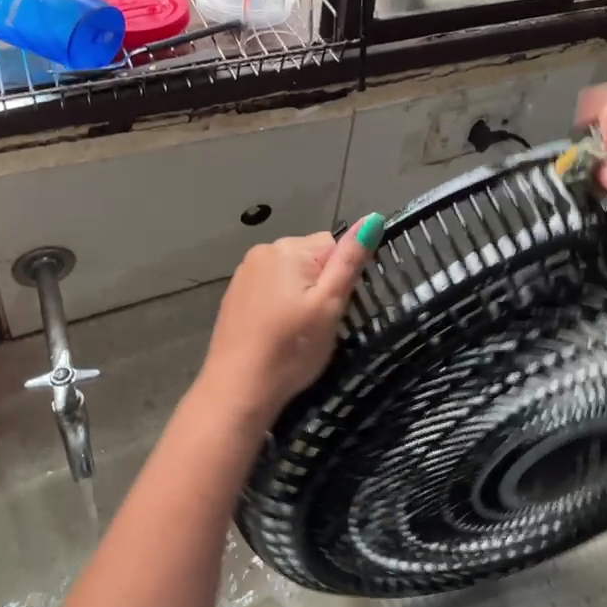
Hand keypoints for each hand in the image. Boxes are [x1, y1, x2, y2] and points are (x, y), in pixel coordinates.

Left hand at [193, 214, 384, 428]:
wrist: (238, 389)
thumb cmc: (291, 348)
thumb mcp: (330, 305)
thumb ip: (350, 260)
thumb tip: (372, 217)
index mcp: (290, 249)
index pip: (334, 246)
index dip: (339, 278)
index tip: (331, 308)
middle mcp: (264, 250)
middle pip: (310, 257)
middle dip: (318, 284)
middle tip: (315, 323)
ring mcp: (245, 271)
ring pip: (290, 273)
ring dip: (298, 293)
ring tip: (294, 331)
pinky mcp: (234, 293)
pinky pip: (270, 286)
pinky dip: (278, 303)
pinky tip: (274, 331)